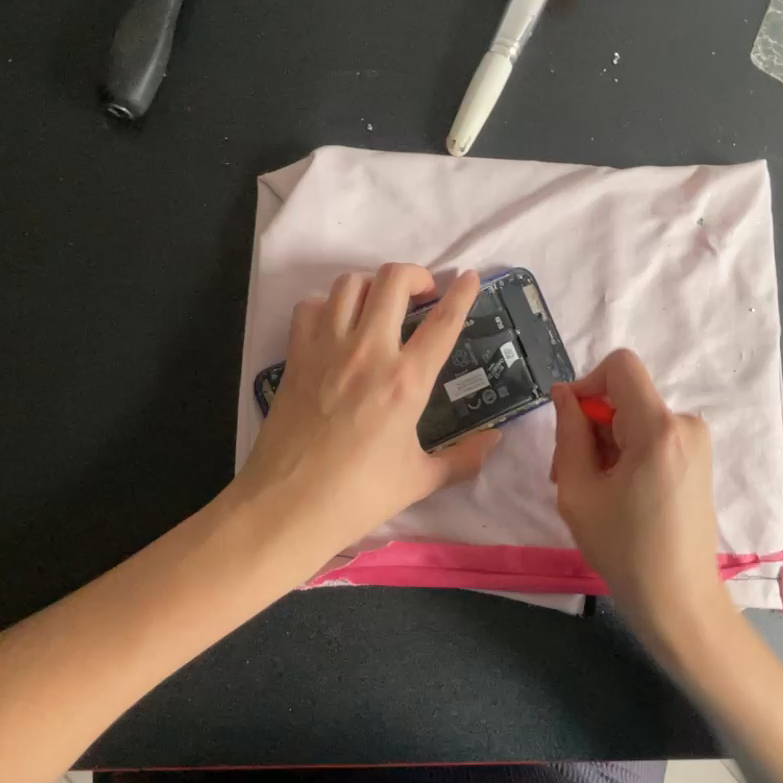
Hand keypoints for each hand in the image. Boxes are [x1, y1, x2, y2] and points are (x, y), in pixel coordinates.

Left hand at [232, 264, 501, 568]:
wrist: (288, 506)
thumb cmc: (359, 496)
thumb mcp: (421, 480)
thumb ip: (464, 458)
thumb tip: (495, 441)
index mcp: (406, 382)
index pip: (443, 322)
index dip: (462, 293)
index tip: (470, 277)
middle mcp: (368, 352)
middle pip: (393, 281)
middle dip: (416, 275)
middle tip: (424, 293)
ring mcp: (327, 349)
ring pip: (350, 284)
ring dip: (372, 285)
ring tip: (381, 305)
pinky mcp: (296, 356)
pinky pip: (311, 307)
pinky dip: (326, 306)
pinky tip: (336, 326)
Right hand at [550, 350, 731, 643]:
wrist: (678, 598)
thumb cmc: (623, 548)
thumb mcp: (577, 490)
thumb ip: (569, 433)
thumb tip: (564, 394)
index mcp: (659, 428)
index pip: (621, 366)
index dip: (587, 383)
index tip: (570, 423)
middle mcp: (686, 424)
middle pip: (625, 396)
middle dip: (592, 424)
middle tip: (570, 473)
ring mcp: (697, 442)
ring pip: (635, 418)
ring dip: (606, 443)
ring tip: (592, 491)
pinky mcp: (698, 459)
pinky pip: (653, 436)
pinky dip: (628, 453)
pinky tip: (617, 493)